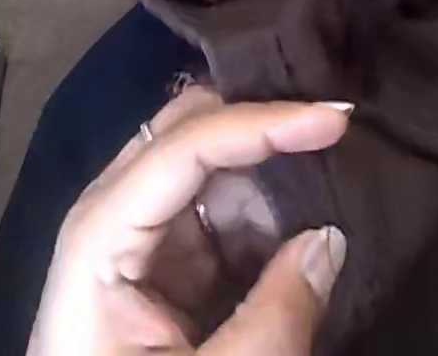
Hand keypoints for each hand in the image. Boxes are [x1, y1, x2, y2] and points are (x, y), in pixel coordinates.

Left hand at [27, 88, 351, 355]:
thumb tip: (330, 237)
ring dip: (271, 164)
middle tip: (332, 122)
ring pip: (212, 159)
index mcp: (103, 231)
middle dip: (262, 121)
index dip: (263, 123)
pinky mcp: (166, 251)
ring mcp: (142, 225)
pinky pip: (222, 202)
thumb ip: (275, 318)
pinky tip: (305, 207)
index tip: (335, 119)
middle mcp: (117, 207)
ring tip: (331, 164)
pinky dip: (266, 202)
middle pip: (192, 128)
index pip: (187, 146)